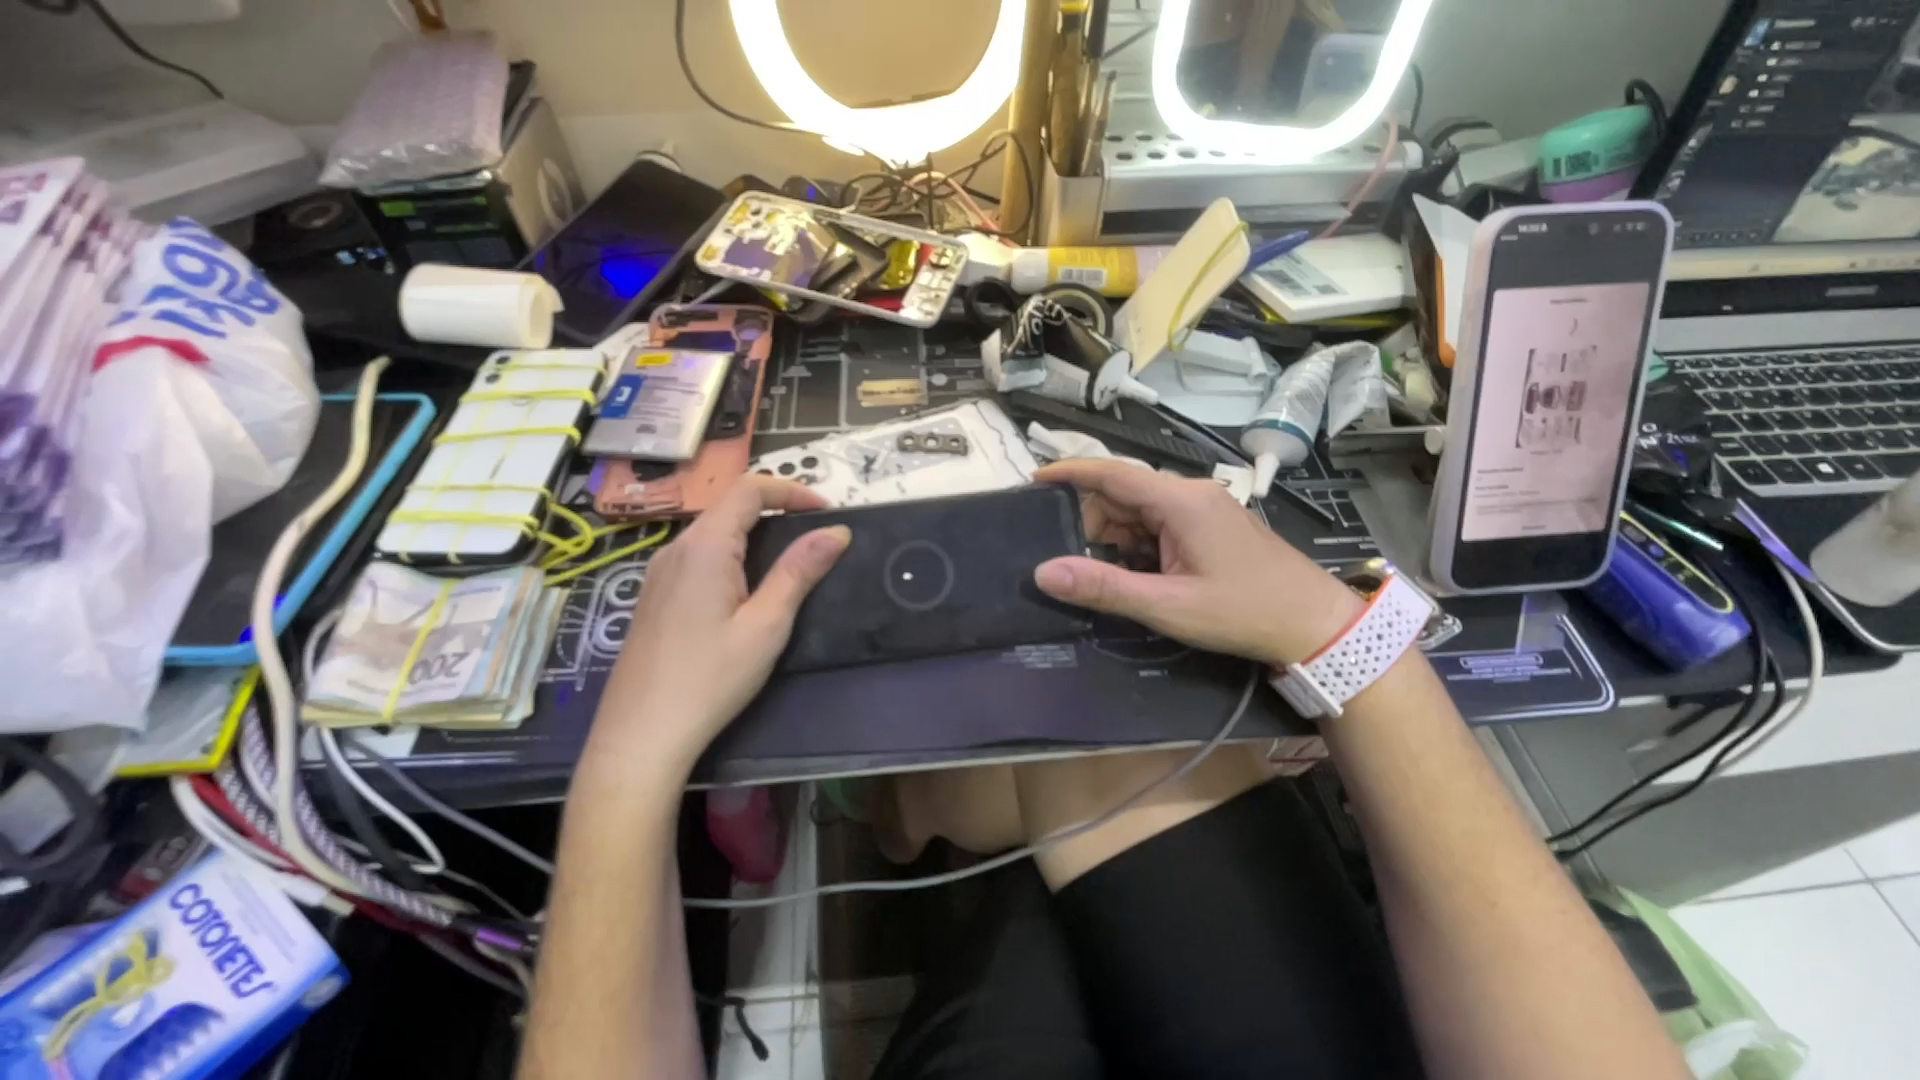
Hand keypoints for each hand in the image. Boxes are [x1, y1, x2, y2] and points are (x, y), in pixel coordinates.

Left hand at [588, 476, 849, 777]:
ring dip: (752, 535)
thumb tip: (835, 531)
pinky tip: (745, 592)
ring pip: (711, 533)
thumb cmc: (711, 678)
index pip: (749, 489)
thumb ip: (799, 572)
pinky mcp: (654, 596)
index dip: (791, 491)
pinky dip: (729, 557)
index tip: (826, 513)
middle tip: (814, 539)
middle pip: (728, 507)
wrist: (642, 733)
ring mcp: (659, 573)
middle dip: (775, 512)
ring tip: (788, 565)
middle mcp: (676, 548)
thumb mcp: (766, 625)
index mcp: (704, 546)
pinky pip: (696, 558)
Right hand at [1032, 459, 1364, 667]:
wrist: (1314, 624)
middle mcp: (1189, 494)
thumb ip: (1104, 588)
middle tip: (1063, 561)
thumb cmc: (1243, 611)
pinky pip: (1158, 527)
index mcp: (1180, 501)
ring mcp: (1202, 510)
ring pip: (1138, 513)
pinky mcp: (1209, 528)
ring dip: (1113, 541)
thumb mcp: (1168, 606)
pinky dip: (1136, 548)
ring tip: (1093, 576)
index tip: (1032, 481)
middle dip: (1089, 524)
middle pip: (1122, 495)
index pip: (1112, 473)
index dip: (1069, 473)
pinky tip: (1130, 577)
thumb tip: (1044, 573)